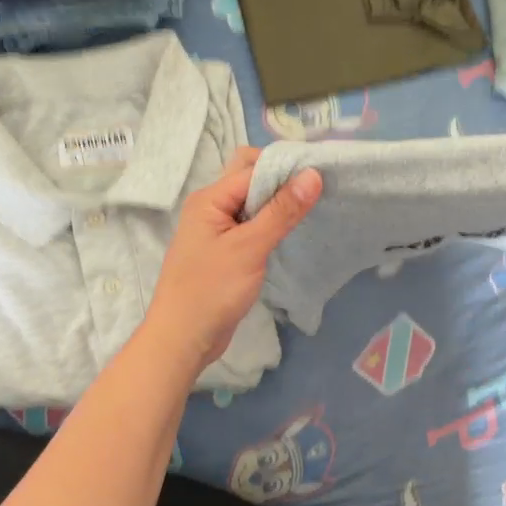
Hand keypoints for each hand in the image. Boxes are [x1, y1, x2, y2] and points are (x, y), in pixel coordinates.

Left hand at [143, 147, 321, 371]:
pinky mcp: (224, 253)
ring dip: (277, 205)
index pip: (253, 167)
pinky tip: (290, 235)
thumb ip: (281, 212)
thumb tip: (313, 175)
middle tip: (316, 192)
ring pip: (252, 205)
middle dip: (281, 182)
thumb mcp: (249, 248)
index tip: (322, 175)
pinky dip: (270, 226)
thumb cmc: (211, 290)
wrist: (183, 338)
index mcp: (210, 199)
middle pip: (250, 179)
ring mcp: (216, 232)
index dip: (286, 167)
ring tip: (310, 211)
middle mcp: (211, 209)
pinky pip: (250, 227)